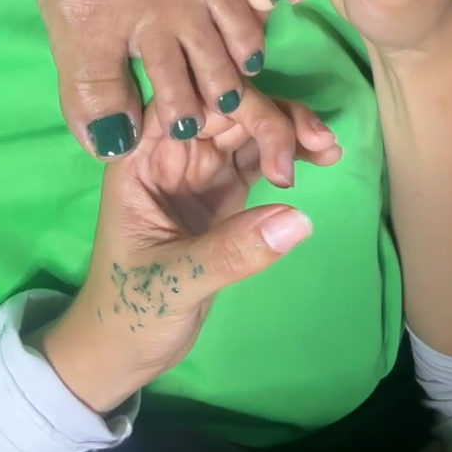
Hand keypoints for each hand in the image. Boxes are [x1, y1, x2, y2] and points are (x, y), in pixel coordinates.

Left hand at [38, 102, 340, 412]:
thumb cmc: (127, 312)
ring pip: (246, 129)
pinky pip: (259, 159)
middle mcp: (169, 153)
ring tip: (328, 147)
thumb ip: (231, 252)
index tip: (277, 131)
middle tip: (317, 141)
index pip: (184, 106)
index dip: (230, 100)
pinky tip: (321, 157)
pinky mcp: (222, 191)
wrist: (123, 351)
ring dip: (288, 130)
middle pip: (223, 110)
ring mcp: (198, 170)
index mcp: (139, 158)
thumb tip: (298, 218)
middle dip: (271, 116)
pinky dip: (290, 154)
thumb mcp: (173, 283)